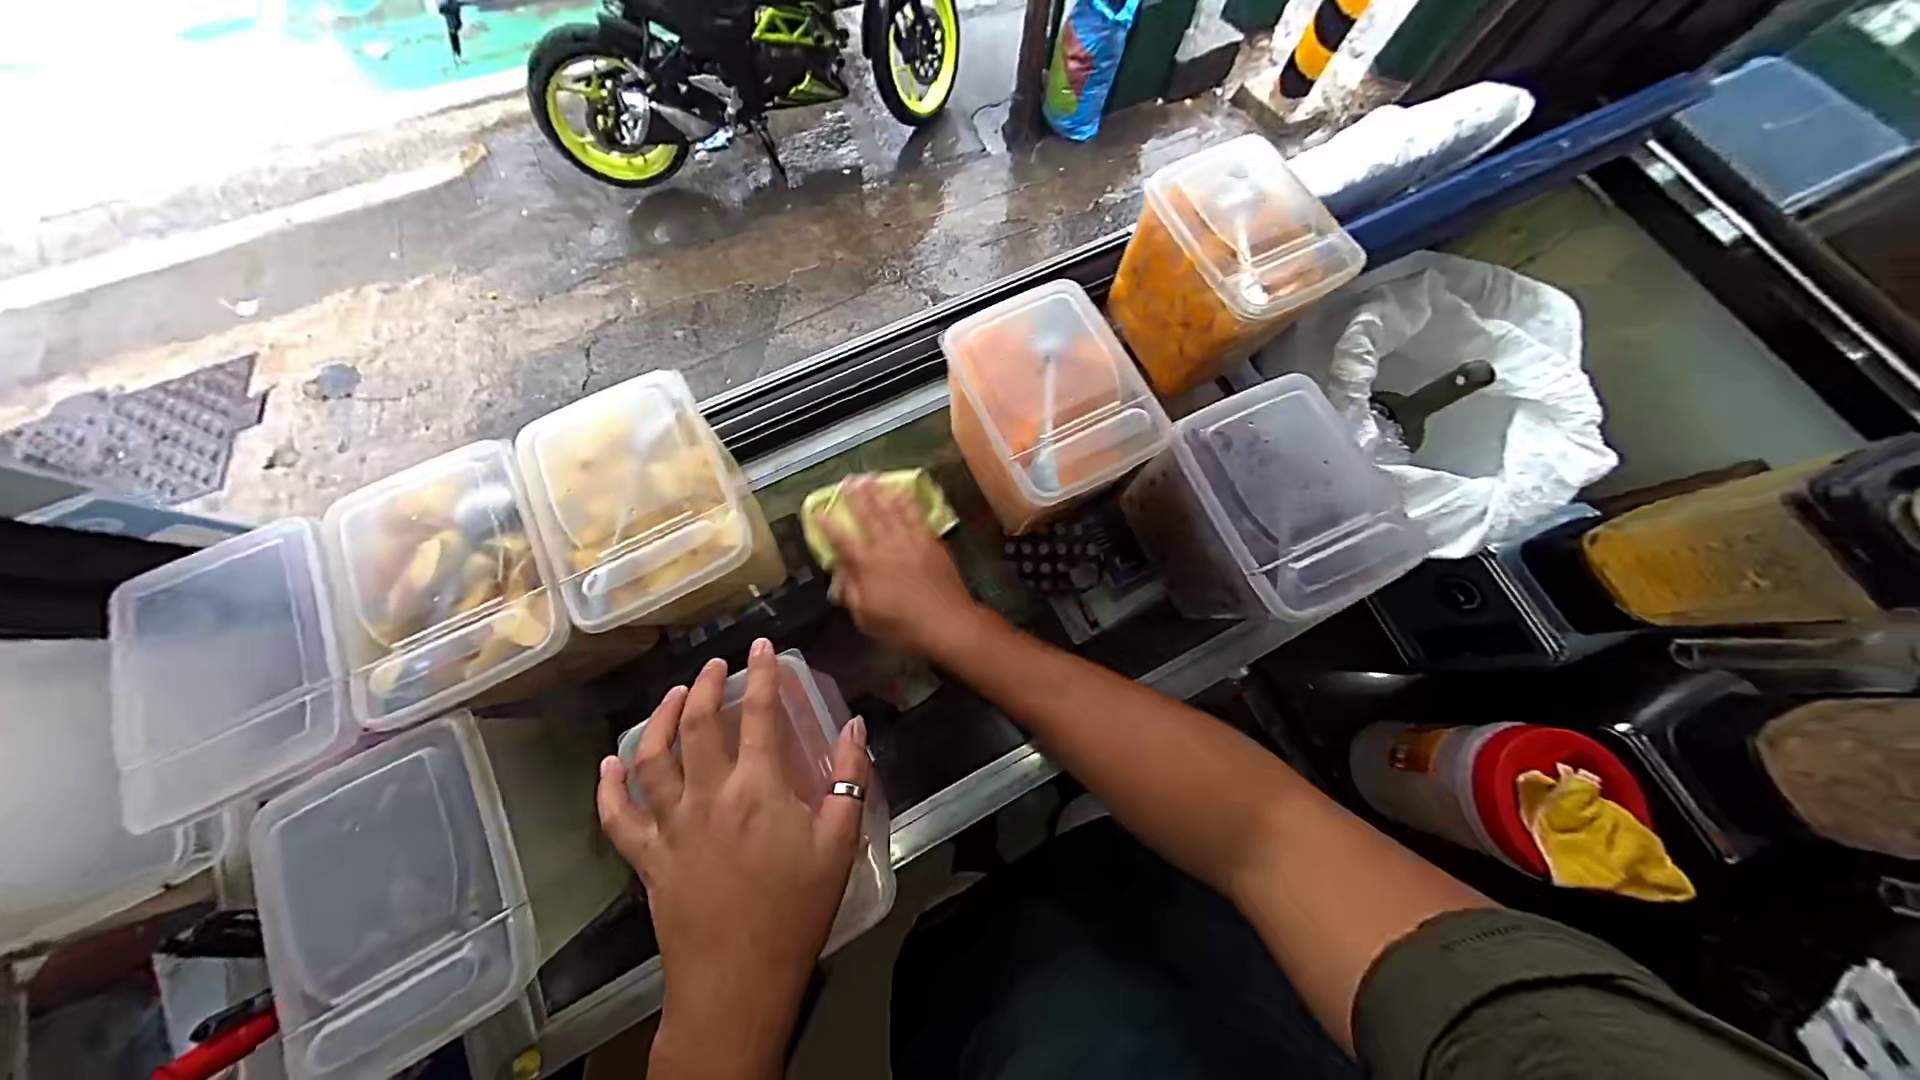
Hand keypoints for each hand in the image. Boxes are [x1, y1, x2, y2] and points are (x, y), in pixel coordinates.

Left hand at [596, 638, 871, 1078]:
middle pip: (695, 726)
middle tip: (713, 666)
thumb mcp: (840, 841)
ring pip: (651, 759)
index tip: (760, 646)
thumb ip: (850, 778)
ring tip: (670, 696)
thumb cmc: (797, 909)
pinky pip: (618, 817)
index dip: (761, 674)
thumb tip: (854, 725)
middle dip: (702, 686)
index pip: (758, 714)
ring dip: (656, 720)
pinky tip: (610, 764)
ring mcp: (671, 827)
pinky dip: (609, 787)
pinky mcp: (647, 858)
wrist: (739, 981)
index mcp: (757, 789)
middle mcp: (708, 796)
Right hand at [821, 473, 992, 658]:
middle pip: (867, 516)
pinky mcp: (931, 541)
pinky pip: (917, 515)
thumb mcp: (866, 616)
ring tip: (870, 477)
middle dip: (855, 497)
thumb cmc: (903, 626)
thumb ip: (851, 590)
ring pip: (892, 510)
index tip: (818, 510)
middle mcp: (886, 547)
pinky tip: (902, 492)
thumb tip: (840, 572)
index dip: (827, 524)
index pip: (841, 540)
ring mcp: (911, 541)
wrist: (947, 622)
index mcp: (867, 565)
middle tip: (847, 481)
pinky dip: (907, 501)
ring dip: (879, 492)